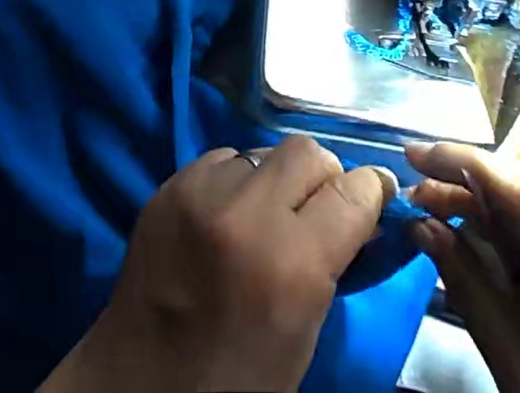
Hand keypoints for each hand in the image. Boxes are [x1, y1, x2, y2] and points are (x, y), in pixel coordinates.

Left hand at [40, 136, 397, 392]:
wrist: (143, 376)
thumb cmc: (238, 374)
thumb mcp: (304, 328)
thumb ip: (331, 259)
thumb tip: (356, 208)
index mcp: (291, 262)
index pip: (351, 193)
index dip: (371, 191)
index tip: (376, 194)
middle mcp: (245, 211)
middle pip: (305, 152)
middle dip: (323, 175)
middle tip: (317, 205)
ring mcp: (199, 191)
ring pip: (260, 150)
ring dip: (273, 177)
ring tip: (264, 214)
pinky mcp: (168, 184)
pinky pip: (220, 161)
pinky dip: (234, 180)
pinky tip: (226, 213)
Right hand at [405, 142, 519, 392]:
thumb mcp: (517, 365)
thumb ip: (469, 287)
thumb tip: (421, 225)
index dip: (464, 161)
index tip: (413, 154)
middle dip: (467, 191)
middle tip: (413, 198)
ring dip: (485, 217)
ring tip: (434, 222)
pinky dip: (511, 244)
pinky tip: (477, 252)